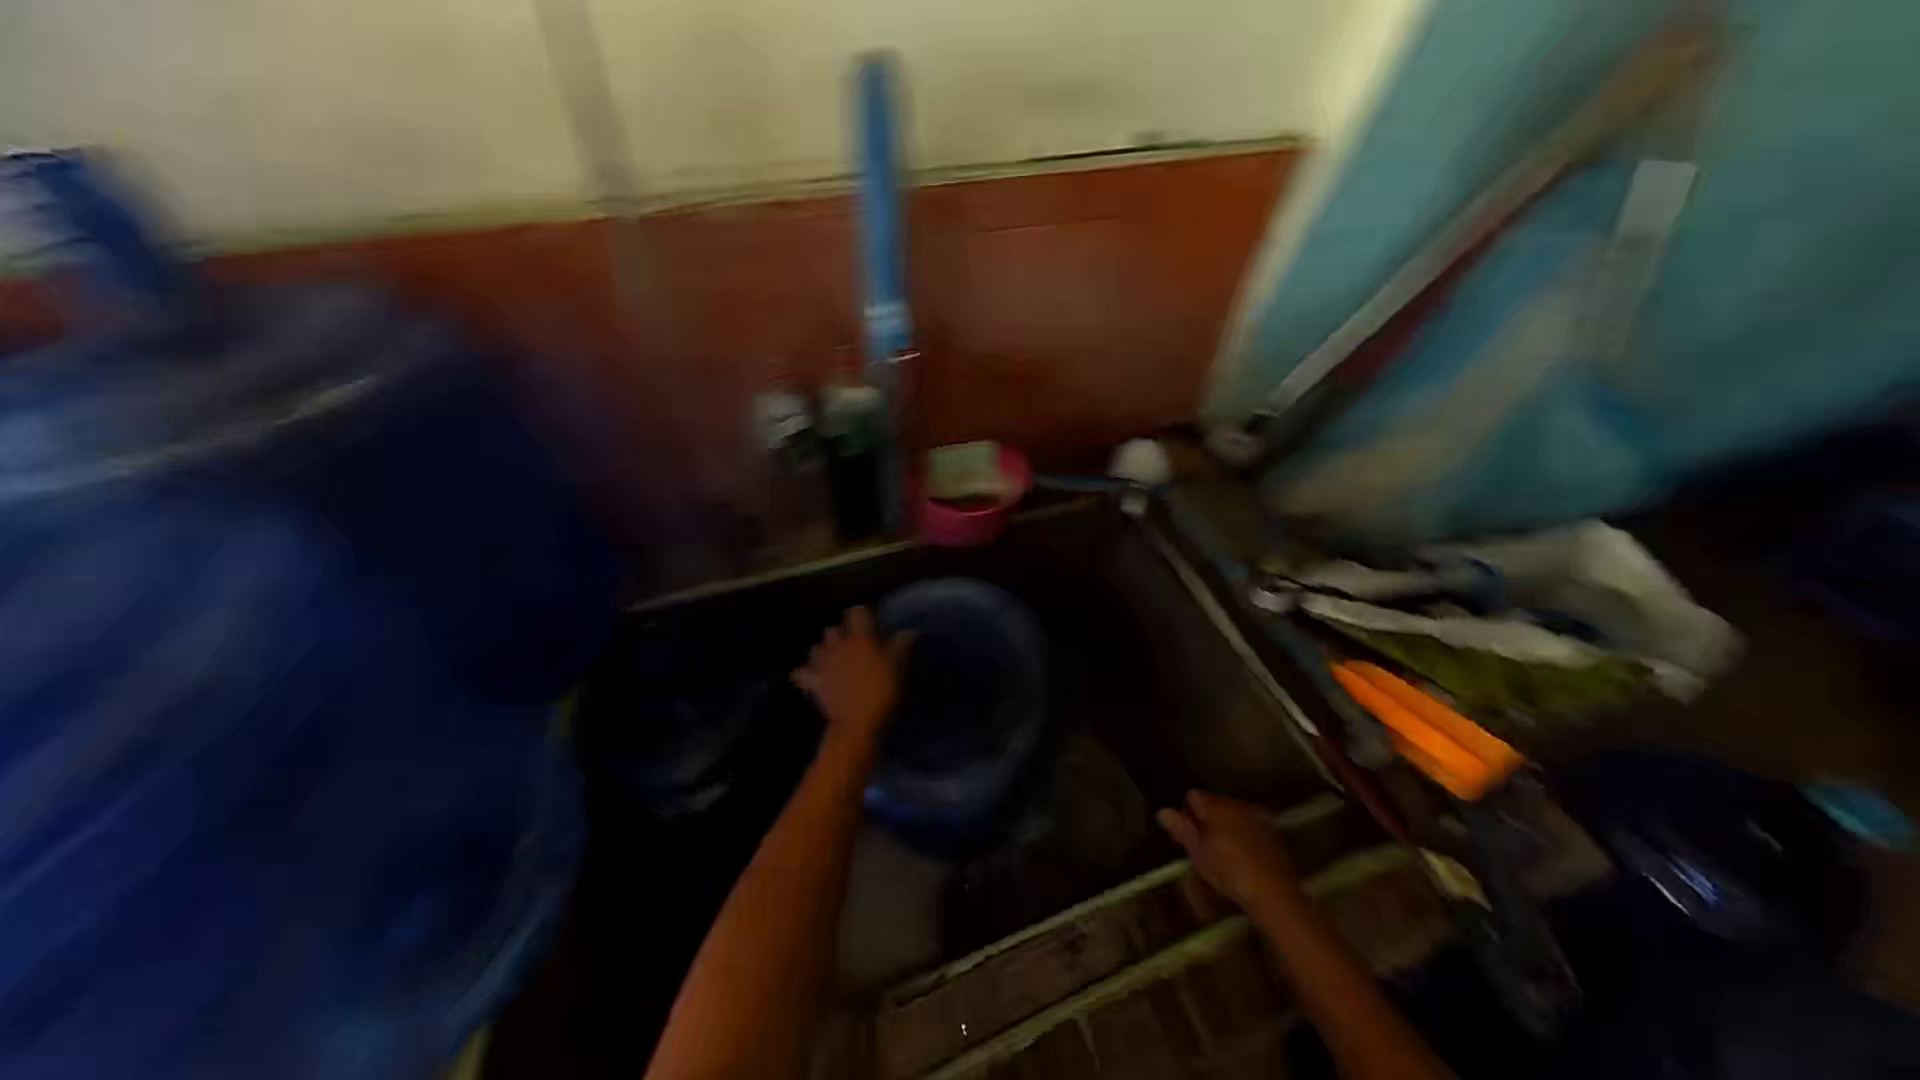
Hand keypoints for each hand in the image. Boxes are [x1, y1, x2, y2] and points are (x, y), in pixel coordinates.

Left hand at [792, 607, 913, 744]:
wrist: (857, 721)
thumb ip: (900, 645)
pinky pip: (802, 673)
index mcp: (860, 639)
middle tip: (852, 644)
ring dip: (824, 650)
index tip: (869, 622)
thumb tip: (909, 630)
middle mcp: (838, 646)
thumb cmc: (882, 691)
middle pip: (832, 629)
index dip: (862, 615)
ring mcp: (822, 663)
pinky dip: (806, 673)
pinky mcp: (813, 681)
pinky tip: (813, 677)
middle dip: (840, 633)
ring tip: (834, 659)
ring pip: (817, 647)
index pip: (857, 614)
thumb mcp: (897, 667)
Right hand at [1157, 790, 1298, 910]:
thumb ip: (1181, 829)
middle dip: (1205, 820)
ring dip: (1224, 827)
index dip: (1186, 814)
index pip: (1192, 796)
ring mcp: (1256, 816)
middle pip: (1213, 804)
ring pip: (1231, 815)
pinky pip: (1248, 825)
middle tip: (1201, 848)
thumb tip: (1163, 811)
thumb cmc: (1228, 871)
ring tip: (1221, 854)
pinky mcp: (1272, 831)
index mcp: (1215, 806)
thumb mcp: (1198, 854)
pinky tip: (1241, 856)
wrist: (1274, 892)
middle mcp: (1235, 804)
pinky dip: (1241, 835)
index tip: (1184, 836)